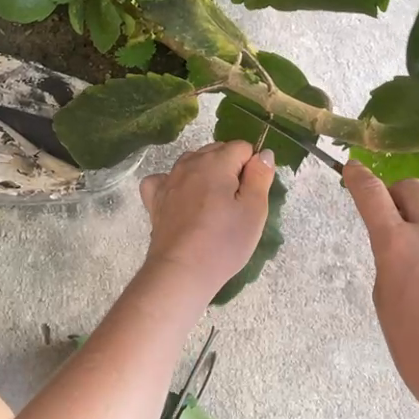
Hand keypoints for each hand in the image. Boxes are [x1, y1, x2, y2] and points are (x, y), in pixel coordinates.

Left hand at [137, 141, 274, 302]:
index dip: (252, 168)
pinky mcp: (155, 197)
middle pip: (217, 151)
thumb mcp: (254, 211)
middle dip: (230, 168)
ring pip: (193, 162)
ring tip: (213, 206)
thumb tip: (263, 152)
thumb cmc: (223, 242)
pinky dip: (175, 184)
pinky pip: (165, 179)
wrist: (181, 271)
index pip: (242, 148)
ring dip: (205, 174)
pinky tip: (181, 200)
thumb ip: (260, 176)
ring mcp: (169, 178)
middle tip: (236, 204)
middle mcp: (190, 162)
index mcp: (216, 161)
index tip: (252, 194)